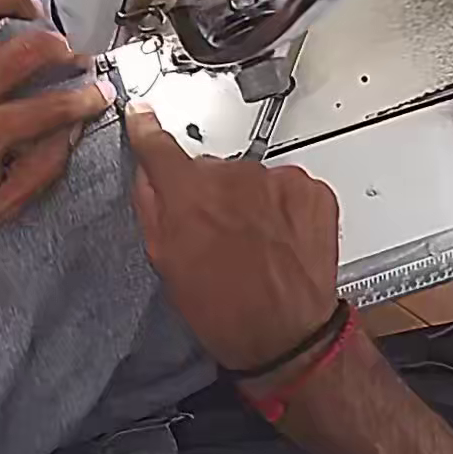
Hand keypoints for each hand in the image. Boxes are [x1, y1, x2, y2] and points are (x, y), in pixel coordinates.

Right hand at [125, 101, 339, 370]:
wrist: (286, 336)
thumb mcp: (165, 262)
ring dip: (246, 200)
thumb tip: (147, 178)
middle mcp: (232, 178)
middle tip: (215, 234)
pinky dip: (278, 205)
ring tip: (251, 243)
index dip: (146, 130)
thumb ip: (151, 208)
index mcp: (188, 194)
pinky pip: (282, 184)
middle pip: (209, 167)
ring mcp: (276, 181)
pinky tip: (275, 238)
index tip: (142, 117)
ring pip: (248, 177)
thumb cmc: (224, 310)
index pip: (158, 146)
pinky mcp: (310, 190)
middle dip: (207, 192)